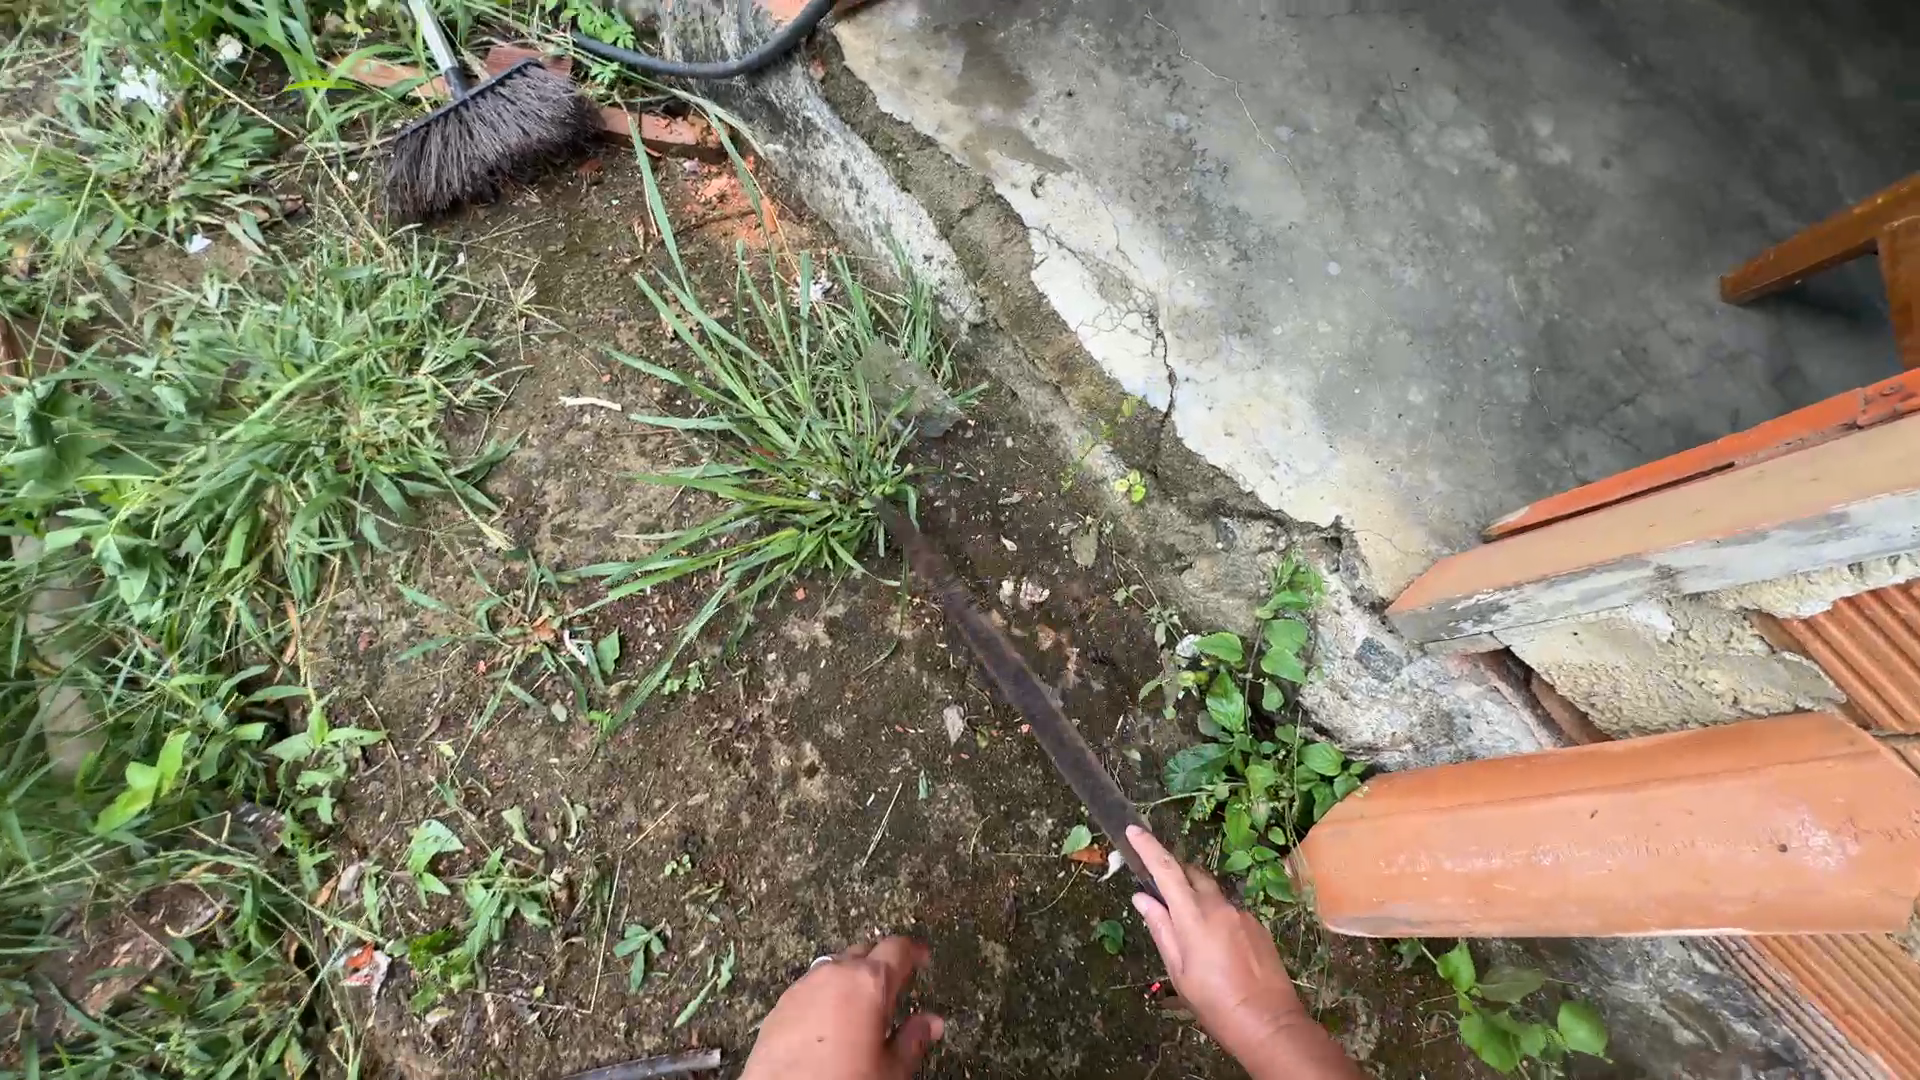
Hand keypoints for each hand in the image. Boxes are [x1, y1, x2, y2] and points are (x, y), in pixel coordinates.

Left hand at [739, 936, 944, 1079]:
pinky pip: (811, 986)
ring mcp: (805, 984)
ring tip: (860, 1006)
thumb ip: (912, 1040)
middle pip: (865, 952)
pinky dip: (825, 994)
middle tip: (894, 985)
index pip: (898, 949)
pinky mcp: (782, 1003)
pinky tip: (829, 1021)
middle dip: (881, 963)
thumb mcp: (890, 1071)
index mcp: (870, 982)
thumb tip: (932, 1022)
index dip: (914, 951)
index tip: (922, 957)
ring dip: (851, 978)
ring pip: (836, 966)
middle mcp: (837, 972)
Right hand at [1128, 826, 1307, 1058]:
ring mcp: (1241, 914)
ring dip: (1198, 901)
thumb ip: (1161, 929)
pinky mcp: (1258, 925)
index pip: (1166, 869)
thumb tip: (1141, 898)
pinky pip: (1230, 911)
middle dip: (1176, 876)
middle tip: (1164, 898)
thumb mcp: (1178, 972)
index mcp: (1193, 916)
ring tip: (1196, 937)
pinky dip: (1218, 917)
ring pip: (1212, 894)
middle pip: (1192, 874)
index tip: (1134, 830)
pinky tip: (1221, 950)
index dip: (1147, 847)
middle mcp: (1218, 905)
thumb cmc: (1216, 1004)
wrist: (1271, 1026)